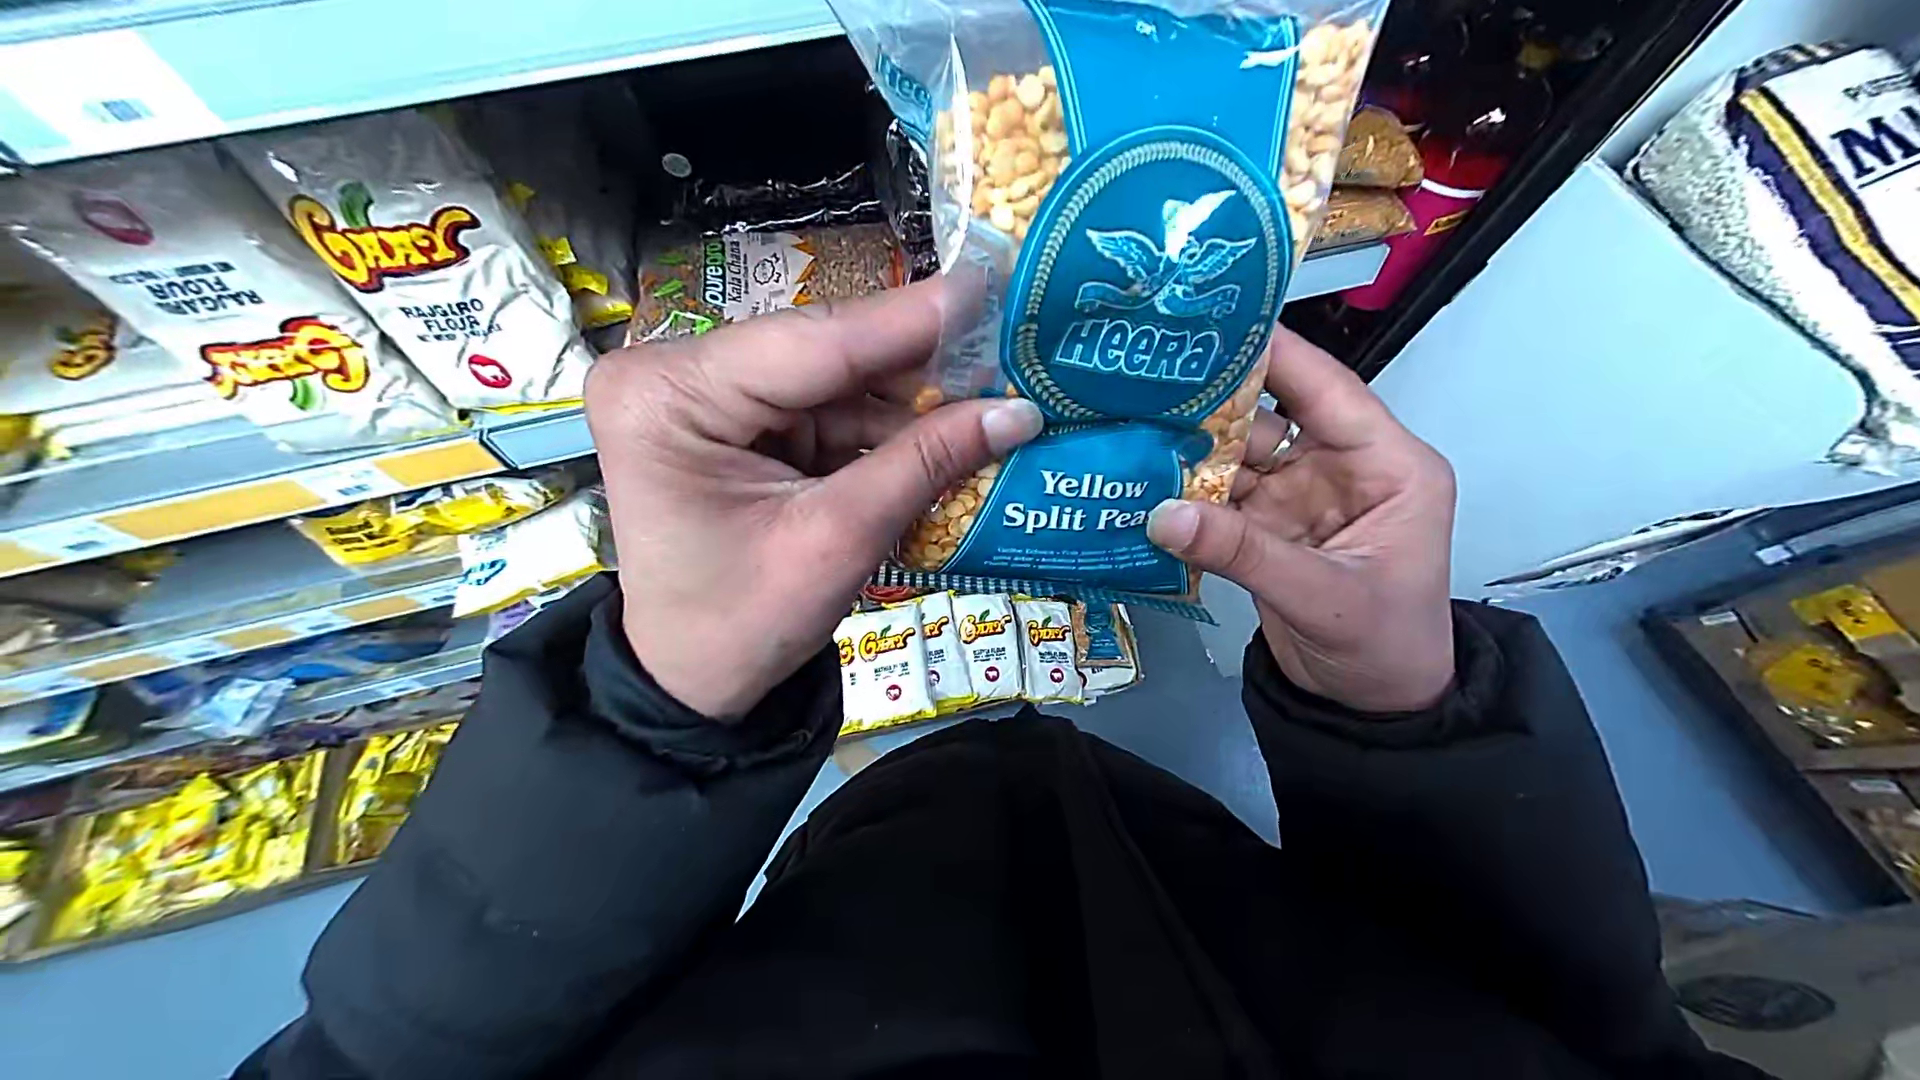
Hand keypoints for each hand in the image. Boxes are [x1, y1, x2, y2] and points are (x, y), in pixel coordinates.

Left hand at [585, 281, 1044, 718]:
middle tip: (1001, 346)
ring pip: (829, 381)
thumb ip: (925, 464)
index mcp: (671, 395)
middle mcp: (677, 376)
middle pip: (821, 355)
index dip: (909, 320)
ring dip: (905, 399)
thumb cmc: (745, 624)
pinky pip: (822, 411)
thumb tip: (1018, 412)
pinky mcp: (734, 424)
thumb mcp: (839, 540)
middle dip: (913, 363)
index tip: (986, 287)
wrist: (696, 679)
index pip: (812, 342)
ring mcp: (703, 398)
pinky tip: (939, 430)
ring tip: (985, 396)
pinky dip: (881, 428)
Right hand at [1146, 328, 1455, 712]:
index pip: (1327, 389)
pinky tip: (1142, 487)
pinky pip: (1217, 502)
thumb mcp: (1320, 595)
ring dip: (1186, 456)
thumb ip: (1242, 553)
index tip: (1213, 323)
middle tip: (1143, 382)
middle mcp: (1335, 470)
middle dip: (1208, 406)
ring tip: (1128, 433)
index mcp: (1384, 466)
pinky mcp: (1264, 530)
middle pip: (1265, 421)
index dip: (1275, 353)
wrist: (1368, 706)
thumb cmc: (1382, 645)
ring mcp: (1294, 500)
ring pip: (1232, 461)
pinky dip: (1183, 500)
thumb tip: (1158, 514)